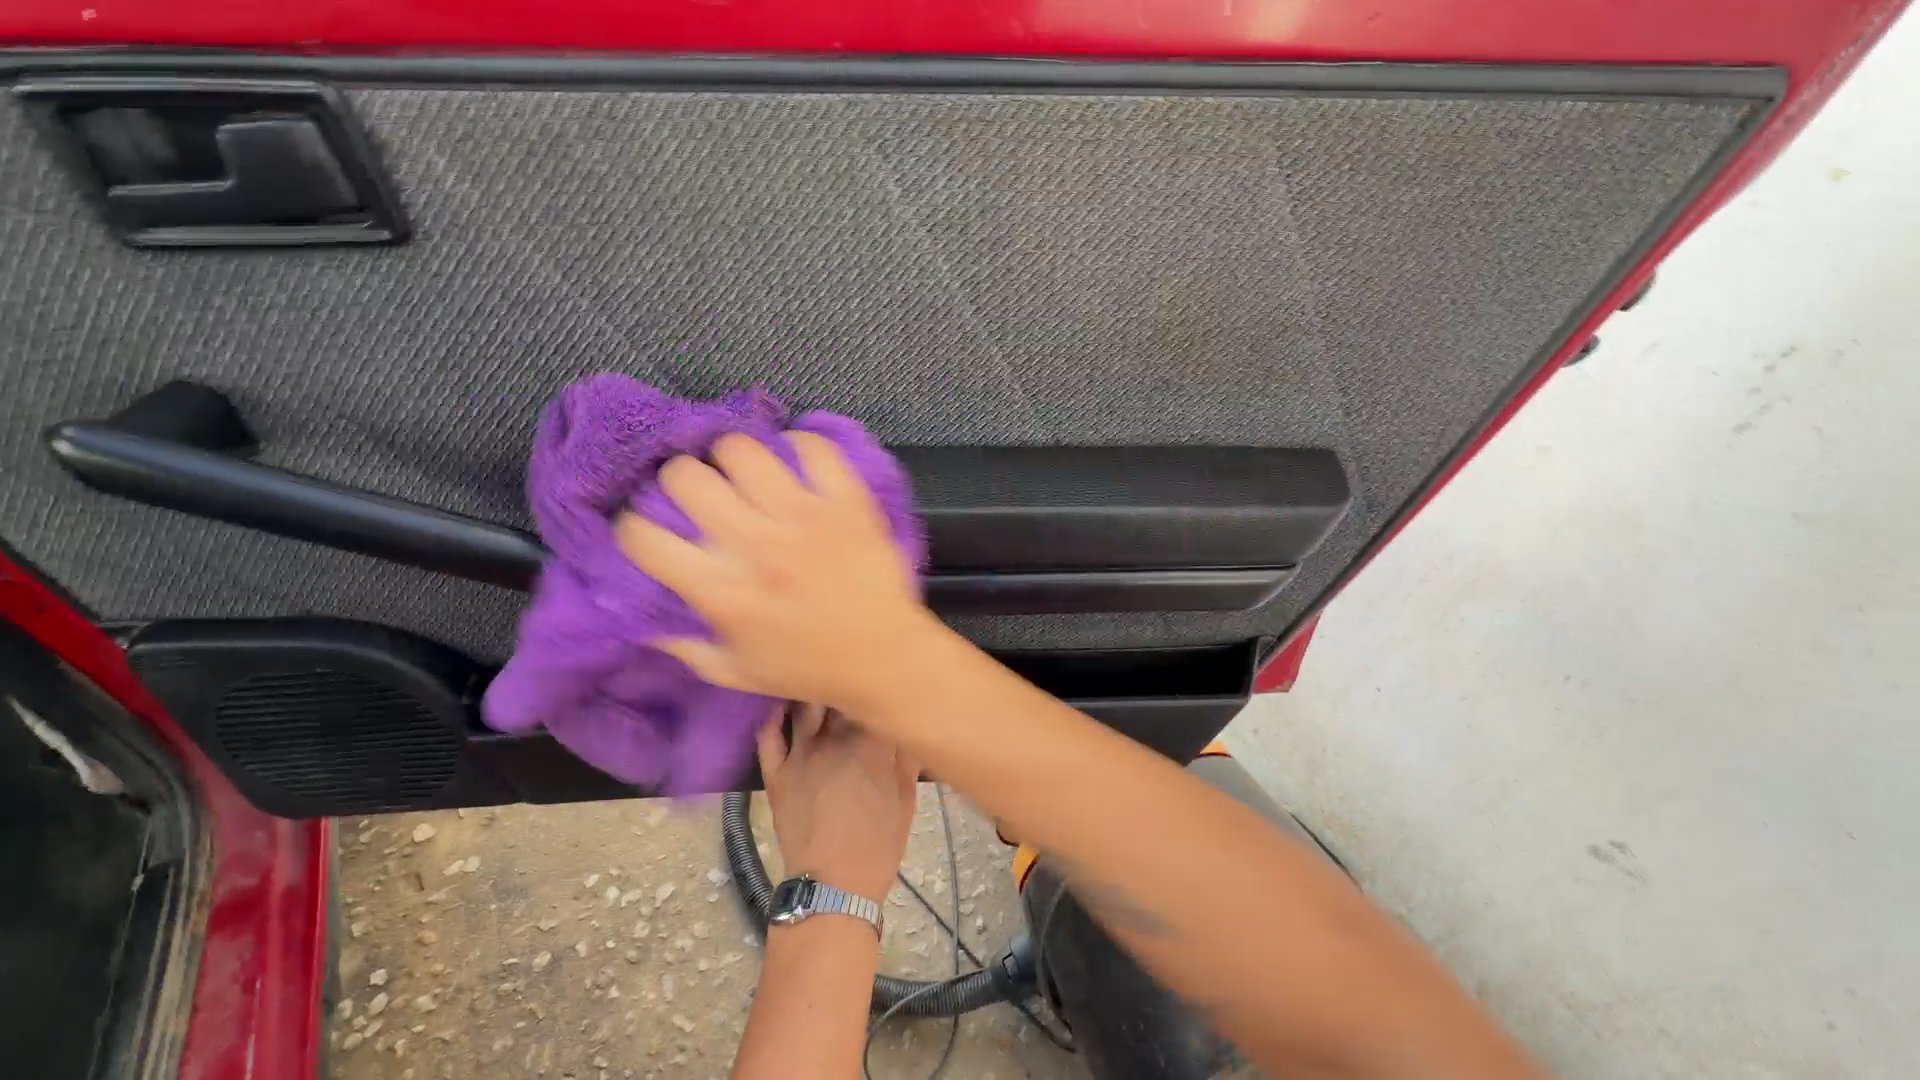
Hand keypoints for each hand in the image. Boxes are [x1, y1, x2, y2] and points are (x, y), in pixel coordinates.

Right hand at [616, 432, 936, 713]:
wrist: (887, 658)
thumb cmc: (808, 668)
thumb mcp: (735, 672)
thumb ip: (683, 646)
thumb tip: (641, 623)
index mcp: (722, 591)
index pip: (644, 536)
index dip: (632, 529)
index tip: (646, 532)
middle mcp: (757, 545)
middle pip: (686, 477)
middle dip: (676, 481)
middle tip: (694, 494)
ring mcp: (805, 516)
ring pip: (742, 449)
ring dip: (730, 458)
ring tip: (740, 474)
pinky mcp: (847, 501)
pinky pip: (814, 446)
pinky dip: (797, 445)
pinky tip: (791, 462)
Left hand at [757, 702, 917, 902]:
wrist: (833, 884)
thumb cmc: (878, 844)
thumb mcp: (906, 799)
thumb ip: (906, 757)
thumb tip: (906, 726)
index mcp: (871, 745)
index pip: (873, 697)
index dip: (878, 690)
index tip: (882, 689)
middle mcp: (834, 739)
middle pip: (838, 694)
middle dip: (846, 688)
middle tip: (853, 687)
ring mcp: (800, 753)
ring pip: (805, 705)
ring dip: (815, 693)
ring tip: (822, 689)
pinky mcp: (775, 770)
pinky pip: (768, 732)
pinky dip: (776, 715)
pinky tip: (785, 707)